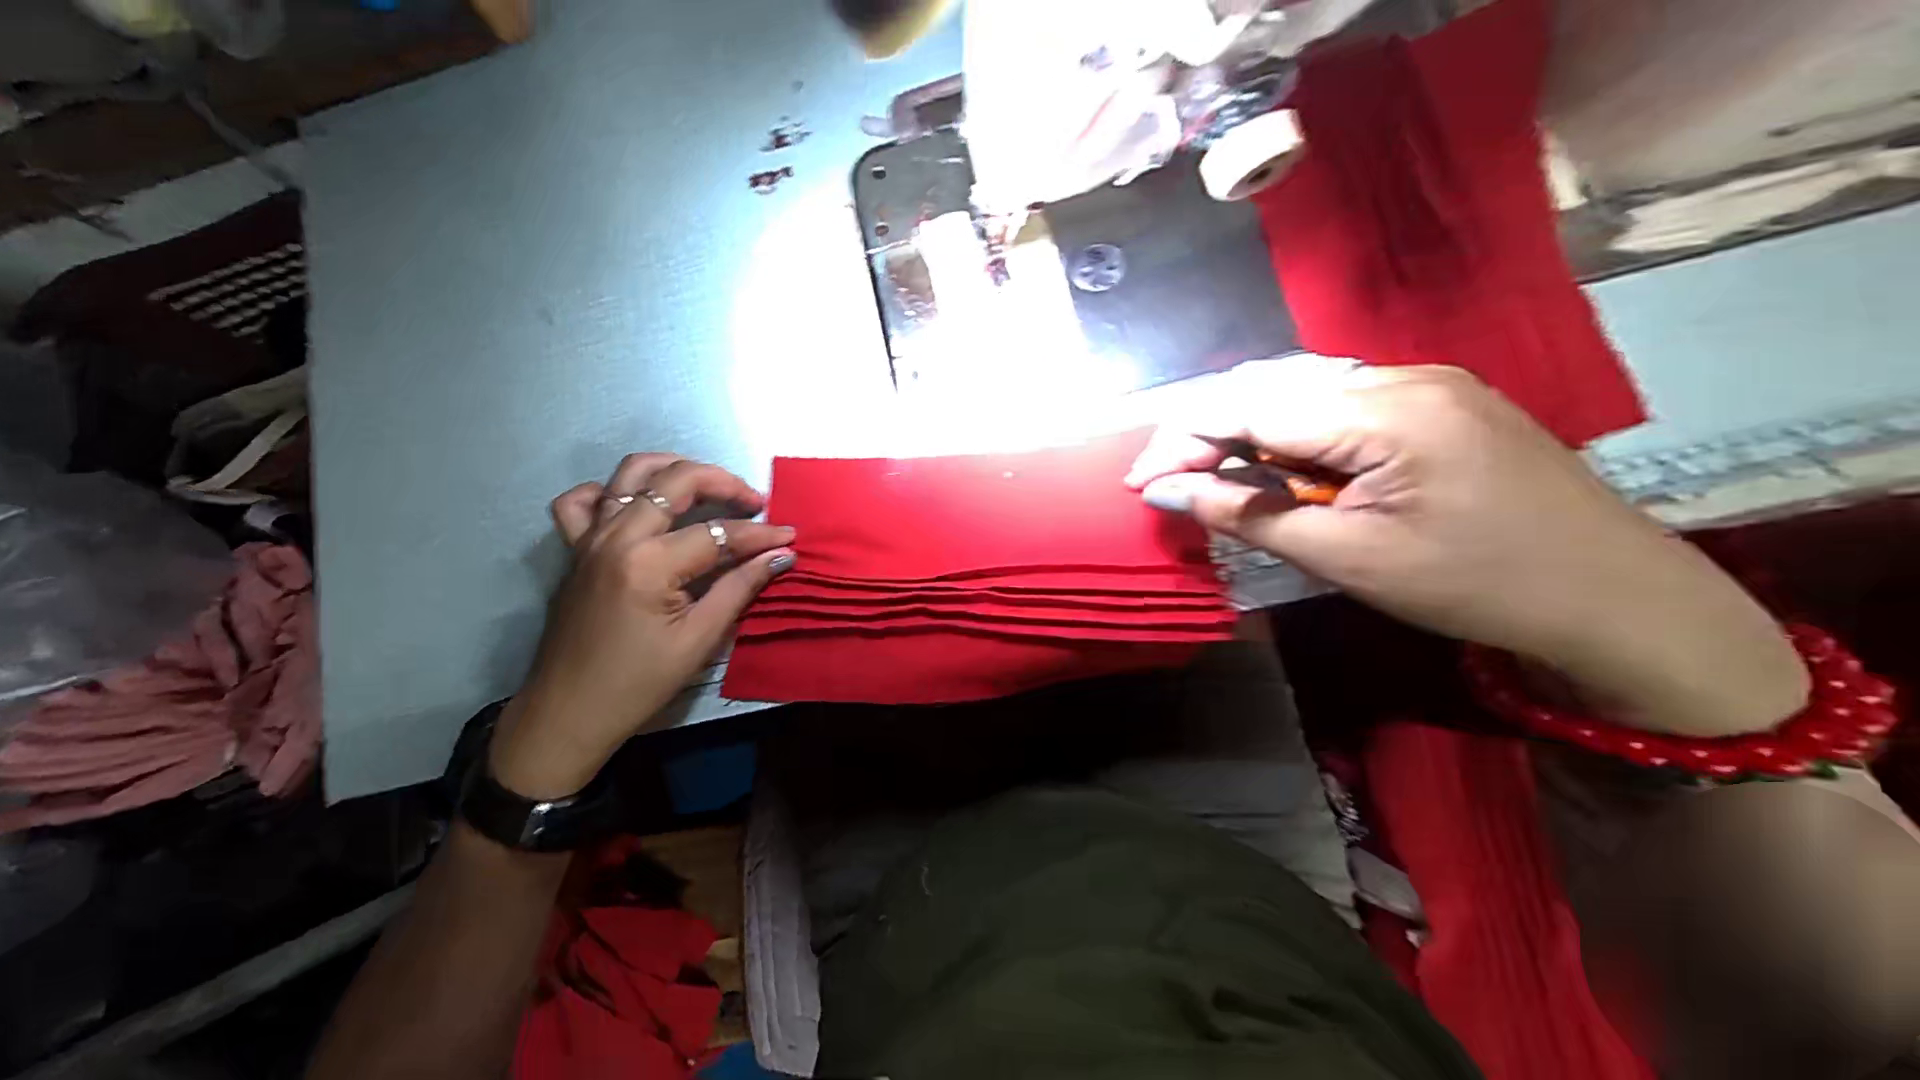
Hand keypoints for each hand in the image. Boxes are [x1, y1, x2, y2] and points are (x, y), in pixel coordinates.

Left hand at [489, 454, 795, 797]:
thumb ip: (740, 587)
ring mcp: (589, 538)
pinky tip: (637, 505)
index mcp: (649, 563)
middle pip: (676, 481)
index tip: (790, 537)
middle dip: (723, 483)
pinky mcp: (575, 548)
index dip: (760, 533)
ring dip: (674, 470)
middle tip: (754, 501)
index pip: (718, 533)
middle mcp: (616, 537)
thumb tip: (781, 555)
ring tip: (706, 486)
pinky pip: (583, 501)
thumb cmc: (639, 683)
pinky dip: (610, 491)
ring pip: (630, 473)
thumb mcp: (700, 639)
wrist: (569, 712)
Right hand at [1126, 362, 1807, 736]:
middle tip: (1173, 481)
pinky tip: (1285, 467)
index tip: (1142, 481)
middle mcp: (1405, 375)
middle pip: (1274, 388)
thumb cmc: (1473, 586)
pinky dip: (1298, 435)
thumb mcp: (1346, 558)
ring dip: (1251, 432)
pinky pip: (1345, 404)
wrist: (1616, 598)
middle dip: (1210, 432)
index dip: (1184, 440)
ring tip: (1219, 477)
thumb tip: (1167, 491)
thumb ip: (1248, 515)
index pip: (1250, 406)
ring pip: (1306, 392)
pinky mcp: (1443, 401)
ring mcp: (1430, 383)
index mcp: (1385, 410)